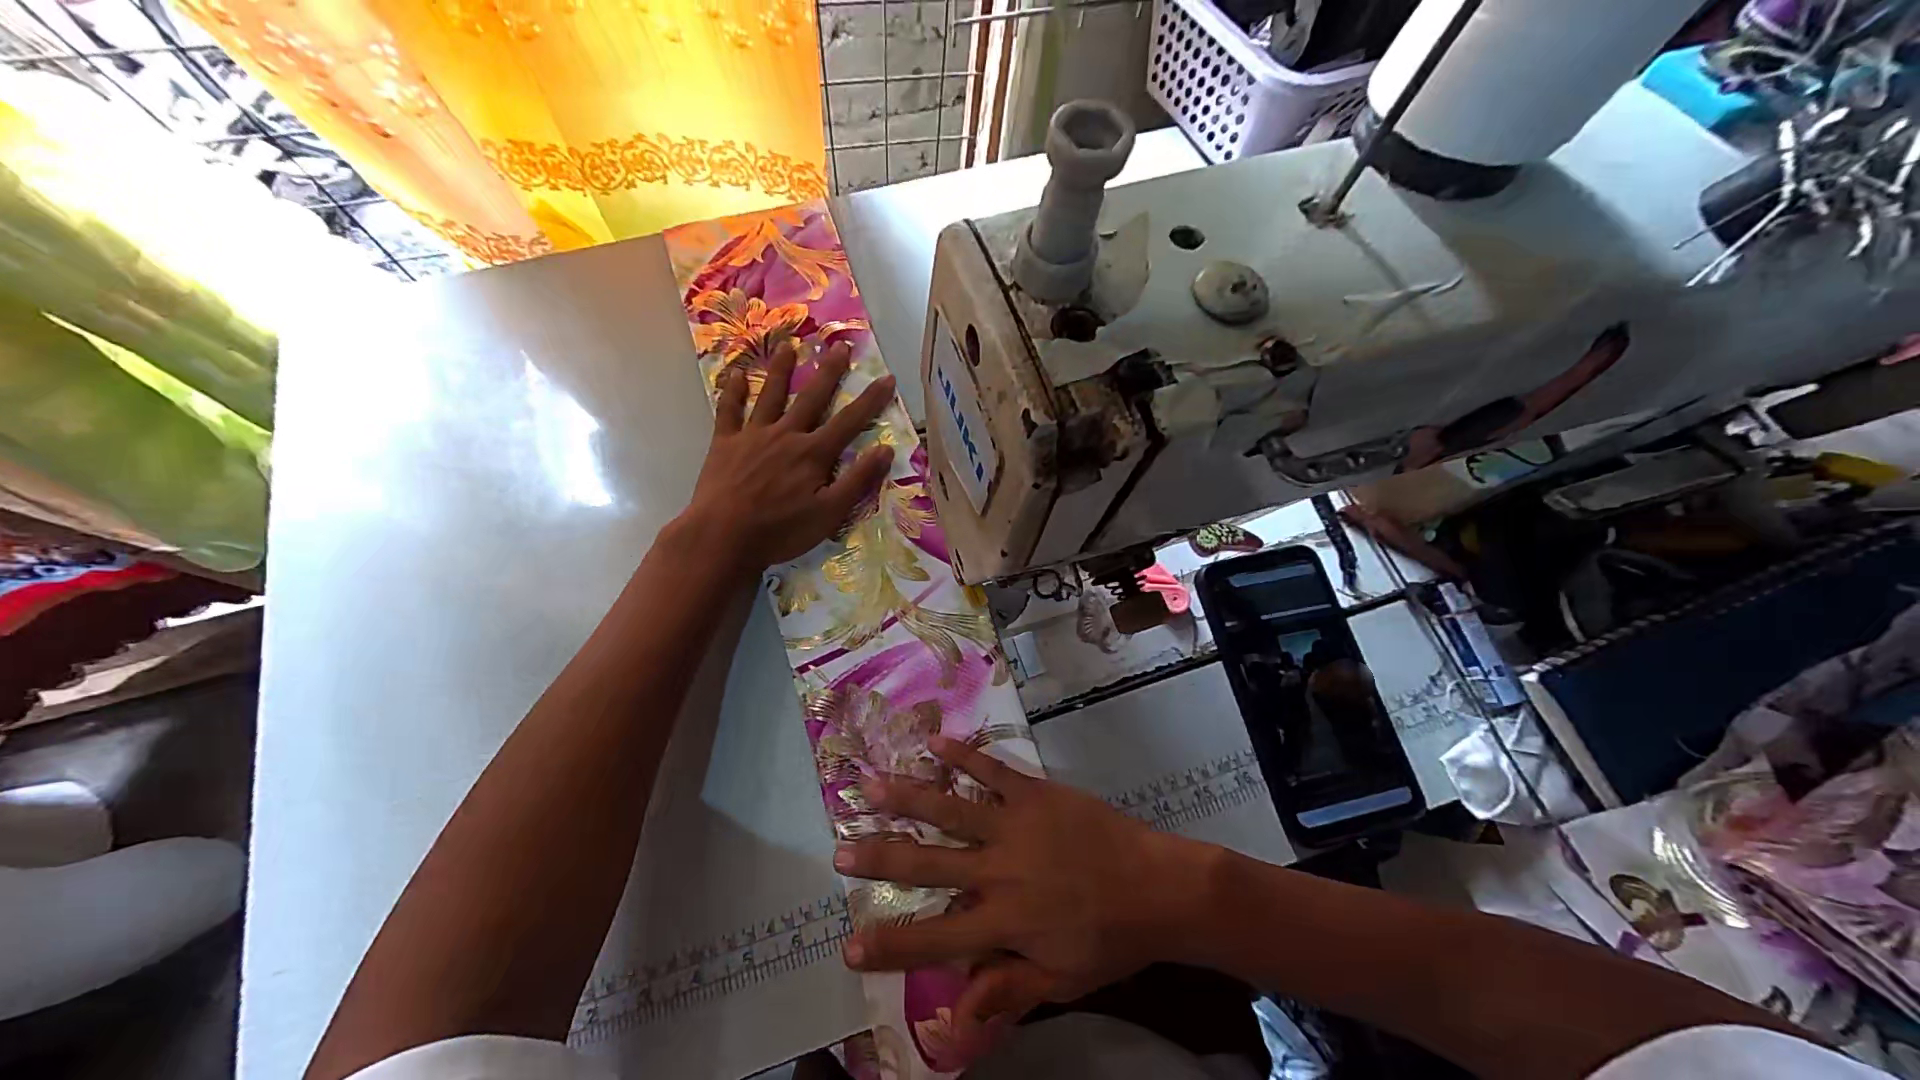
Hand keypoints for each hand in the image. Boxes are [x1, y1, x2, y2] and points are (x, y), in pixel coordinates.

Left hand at [681, 339, 895, 573]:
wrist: (722, 536)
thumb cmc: (781, 530)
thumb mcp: (829, 513)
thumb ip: (857, 480)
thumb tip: (885, 449)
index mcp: (813, 453)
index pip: (850, 421)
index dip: (870, 400)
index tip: (887, 378)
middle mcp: (785, 435)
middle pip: (811, 398)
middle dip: (829, 371)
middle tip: (840, 345)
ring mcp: (752, 436)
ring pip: (770, 396)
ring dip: (780, 370)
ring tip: (788, 345)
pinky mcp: (725, 444)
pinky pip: (729, 411)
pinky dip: (732, 392)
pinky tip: (734, 375)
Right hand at [837, 736, 1218, 1038]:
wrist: (1159, 886)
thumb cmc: (1110, 939)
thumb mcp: (1061, 980)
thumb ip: (1007, 991)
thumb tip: (955, 1017)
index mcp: (1003, 921)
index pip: (932, 939)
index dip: (888, 945)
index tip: (848, 945)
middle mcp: (998, 870)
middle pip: (927, 863)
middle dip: (879, 858)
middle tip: (839, 850)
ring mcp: (1015, 825)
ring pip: (949, 809)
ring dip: (906, 797)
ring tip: (869, 787)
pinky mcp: (1035, 793)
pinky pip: (991, 772)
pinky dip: (962, 757)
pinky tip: (934, 743)